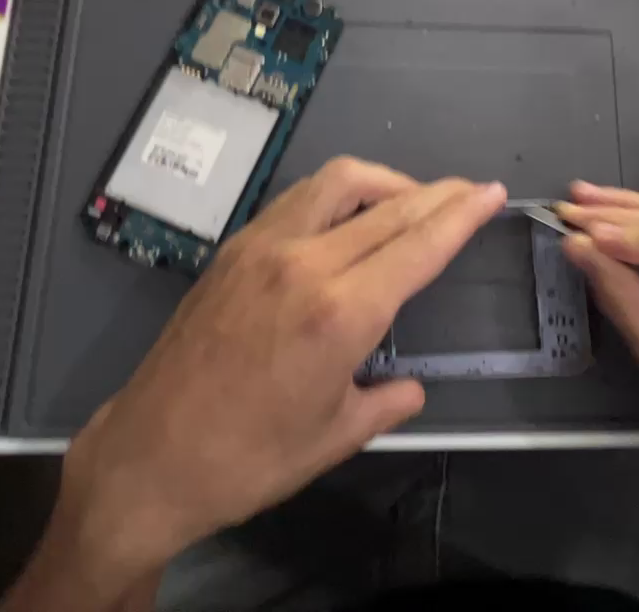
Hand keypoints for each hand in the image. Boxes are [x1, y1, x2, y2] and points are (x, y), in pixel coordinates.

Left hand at [6, 158, 506, 609]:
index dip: (461, 214)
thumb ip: (386, 401)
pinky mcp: (235, 246)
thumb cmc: (249, 458)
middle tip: (470, 191)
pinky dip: (339, 193)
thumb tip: (410, 387)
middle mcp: (305, 262)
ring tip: (412, 198)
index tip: (490, 193)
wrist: (148, 456)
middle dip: (438, 193)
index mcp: (339, 313)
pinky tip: (349, 214)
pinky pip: (300, 198)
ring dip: (386, 180)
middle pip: (388, 205)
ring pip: (338, 181)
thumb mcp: (335, 437)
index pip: (417, 245)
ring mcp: (263, 246)